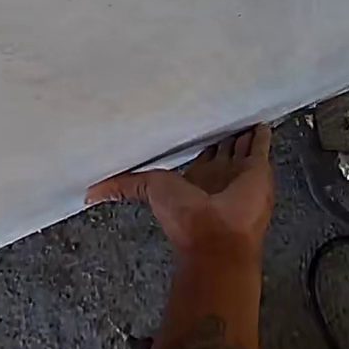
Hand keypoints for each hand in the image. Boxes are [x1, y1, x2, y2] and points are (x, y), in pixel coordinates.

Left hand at [87, 123, 274, 257]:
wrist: (219, 238)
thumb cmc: (184, 218)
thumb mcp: (148, 191)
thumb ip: (123, 187)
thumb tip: (86, 194)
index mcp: (196, 180)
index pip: (198, 157)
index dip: (198, 142)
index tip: (195, 121)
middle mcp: (218, 176)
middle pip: (221, 151)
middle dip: (222, 135)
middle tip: (222, 110)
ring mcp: (240, 174)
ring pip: (241, 147)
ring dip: (241, 133)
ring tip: (241, 110)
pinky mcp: (259, 169)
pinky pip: (262, 147)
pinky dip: (263, 135)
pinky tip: (262, 122)